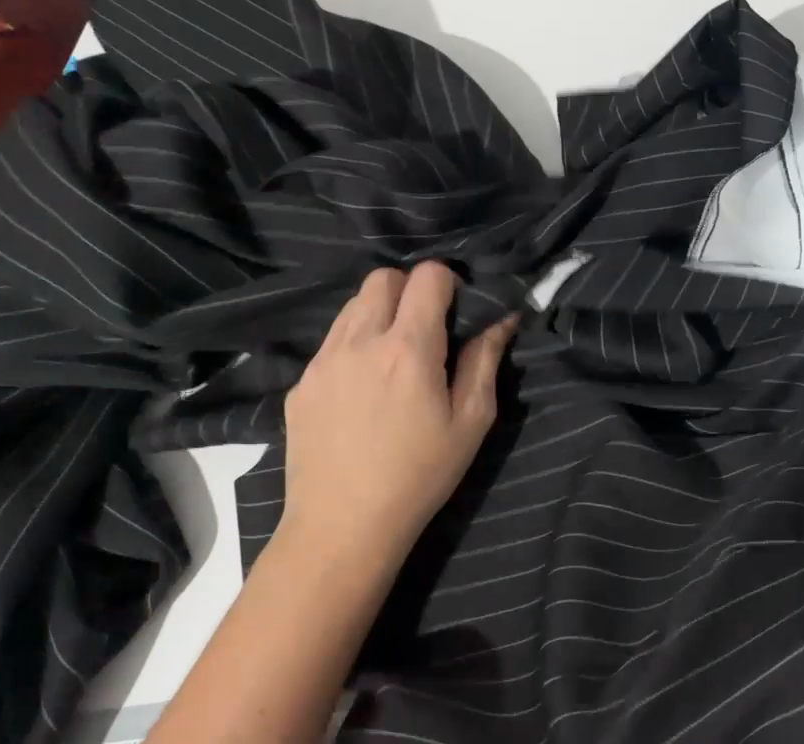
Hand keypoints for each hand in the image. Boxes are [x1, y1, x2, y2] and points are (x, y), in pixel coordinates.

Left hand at [281, 262, 518, 556]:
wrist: (342, 527)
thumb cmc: (421, 474)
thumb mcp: (472, 420)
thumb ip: (486, 360)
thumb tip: (503, 319)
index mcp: (409, 348)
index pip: (427, 276)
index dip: (450, 282)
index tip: (461, 311)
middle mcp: (360, 343)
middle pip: (382, 278)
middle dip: (410, 289)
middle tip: (430, 326)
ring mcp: (322, 363)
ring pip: (352, 305)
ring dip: (380, 313)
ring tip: (397, 354)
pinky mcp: (300, 385)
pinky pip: (331, 341)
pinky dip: (355, 344)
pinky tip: (367, 386)